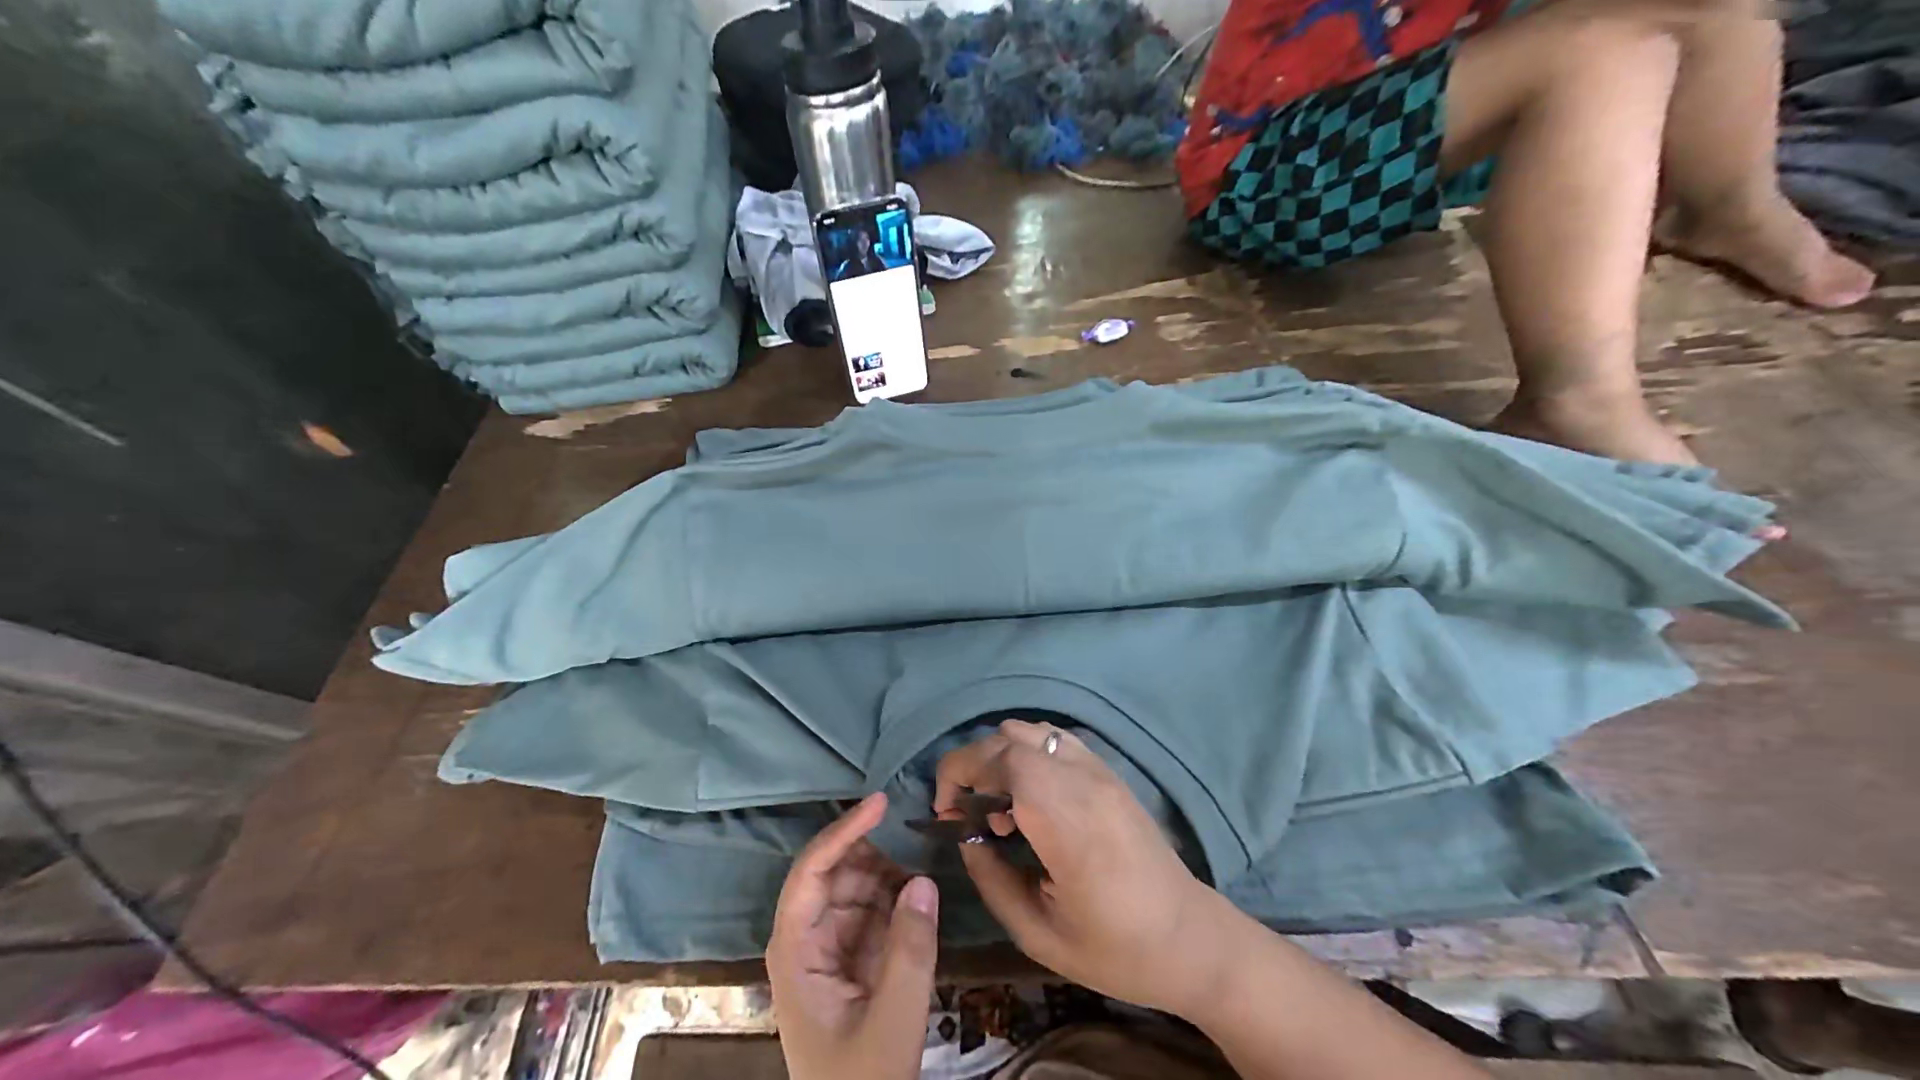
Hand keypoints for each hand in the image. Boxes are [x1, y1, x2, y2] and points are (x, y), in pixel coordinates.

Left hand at [766, 793, 938, 1079]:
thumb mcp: (892, 1020)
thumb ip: (910, 949)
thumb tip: (924, 879)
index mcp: (795, 950)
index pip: (811, 872)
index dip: (843, 831)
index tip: (881, 803)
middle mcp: (805, 939)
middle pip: (835, 874)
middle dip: (875, 860)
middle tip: (919, 855)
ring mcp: (828, 948)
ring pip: (856, 889)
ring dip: (889, 881)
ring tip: (922, 887)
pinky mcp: (851, 959)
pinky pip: (872, 912)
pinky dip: (896, 902)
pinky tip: (918, 906)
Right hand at [933, 719, 1243, 1015]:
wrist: (1192, 939)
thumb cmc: (1116, 950)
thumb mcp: (1038, 934)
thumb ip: (991, 879)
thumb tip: (965, 836)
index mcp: (1068, 823)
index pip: (1002, 760)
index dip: (961, 772)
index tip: (946, 810)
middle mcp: (1084, 782)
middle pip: (1010, 738)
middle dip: (972, 765)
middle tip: (964, 812)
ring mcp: (1101, 771)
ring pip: (1032, 731)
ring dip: (1000, 755)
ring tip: (999, 805)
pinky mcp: (1110, 772)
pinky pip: (1056, 739)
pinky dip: (1027, 752)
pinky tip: (1028, 795)